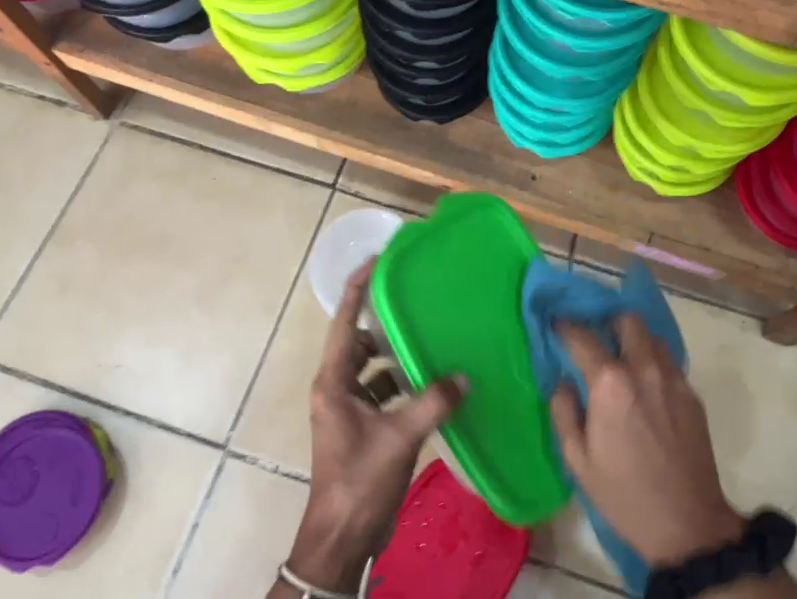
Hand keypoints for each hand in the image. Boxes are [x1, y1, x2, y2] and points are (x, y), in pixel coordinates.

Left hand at [287, 263, 464, 591]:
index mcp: (333, 380)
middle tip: (421, 306)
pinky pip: (383, 392)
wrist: (343, 537)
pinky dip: (405, 385)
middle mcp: (336, 387)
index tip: (380, 259)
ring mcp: (347, 408)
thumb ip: (433, 402)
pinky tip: (435, 385)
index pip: (344, 321)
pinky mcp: (362, 427)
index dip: (359, 288)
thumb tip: (464, 376)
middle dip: (388, 325)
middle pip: (360, 342)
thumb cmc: (360, 480)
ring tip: (434, 343)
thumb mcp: (399, 437)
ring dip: (399, 358)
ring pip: (373, 368)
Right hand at [549, 315, 743, 566]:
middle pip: (626, 320)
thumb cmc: (623, 494)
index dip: (565, 325)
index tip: (556, 323)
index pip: (582, 335)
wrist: (686, 523)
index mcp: (610, 383)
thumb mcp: (577, 459)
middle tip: (594, 335)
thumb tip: (563, 381)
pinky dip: (652, 360)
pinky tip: (643, 383)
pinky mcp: (692, 394)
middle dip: (606, 320)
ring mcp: (673, 379)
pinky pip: (669, 361)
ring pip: (652, 336)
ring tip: (620, 356)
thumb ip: (563, 410)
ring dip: (633, 338)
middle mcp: (644, 369)